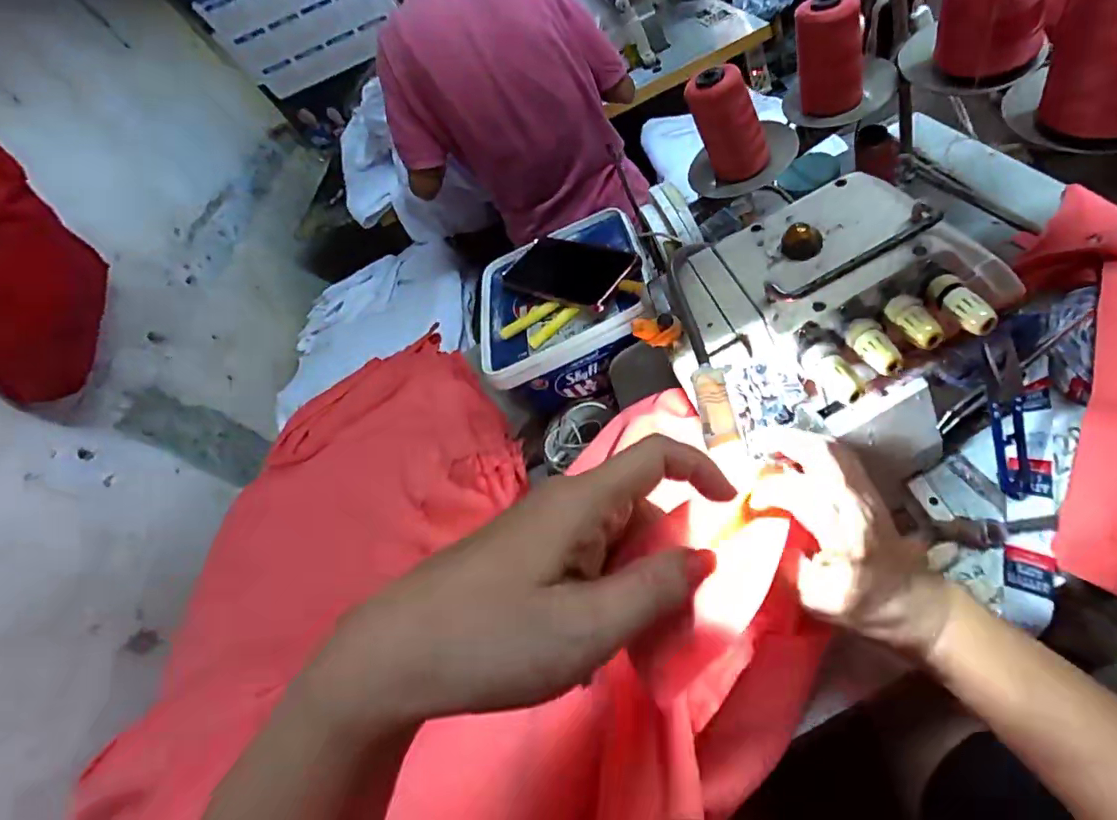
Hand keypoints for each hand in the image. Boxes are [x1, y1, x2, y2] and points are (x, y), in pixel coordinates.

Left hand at [294, 435, 735, 737]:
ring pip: (615, 547)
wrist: (387, 661)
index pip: (657, 454)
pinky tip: (579, 649)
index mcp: (584, 502)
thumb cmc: (492, 637)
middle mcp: (567, 505)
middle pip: (641, 514)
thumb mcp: (586, 628)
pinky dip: (601, 600)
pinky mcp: (526, 558)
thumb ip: (656, 590)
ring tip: (613, 651)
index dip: (701, 467)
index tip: (729, 507)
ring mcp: (543, 532)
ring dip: (631, 592)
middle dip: (665, 565)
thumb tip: (704, 559)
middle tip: (665, 629)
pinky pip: (585, 567)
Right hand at [747, 430, 952, 657]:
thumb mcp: (818, 600)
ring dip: (800, 440)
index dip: (768, 492)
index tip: (748, 501)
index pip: (798, 493)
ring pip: (832, 449)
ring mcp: (866, 489)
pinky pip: (840, 454)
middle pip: (821, 454)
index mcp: (843, 529)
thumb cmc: (865, 605)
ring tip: (773, 442)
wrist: (911, 600)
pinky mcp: (869, 487)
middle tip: (757, 442)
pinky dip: (815, 446)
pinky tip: (798, 452)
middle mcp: (855, 499)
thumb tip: (759, 538)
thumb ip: (786, 569)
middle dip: (785, 442)